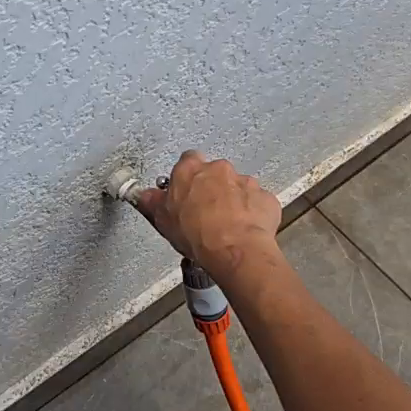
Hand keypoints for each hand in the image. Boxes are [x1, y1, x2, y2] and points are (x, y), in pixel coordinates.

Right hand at [134, 151, 281, 279]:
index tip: (184, 191)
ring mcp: (244, 182)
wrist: (233, 249)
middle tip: (204, 213)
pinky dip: (252, 213)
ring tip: (225, 226)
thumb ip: (152, 201)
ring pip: (237, 188)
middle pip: (213, 173)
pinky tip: (243, 229)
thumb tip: (145, 197)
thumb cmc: (199, 234)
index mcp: (189, 170)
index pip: (186, 161)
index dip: (186, 177)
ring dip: (232, 201)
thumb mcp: (162, 219)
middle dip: (211, 189)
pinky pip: (257, 203)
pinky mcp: (264, 198)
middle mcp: (218, 170)